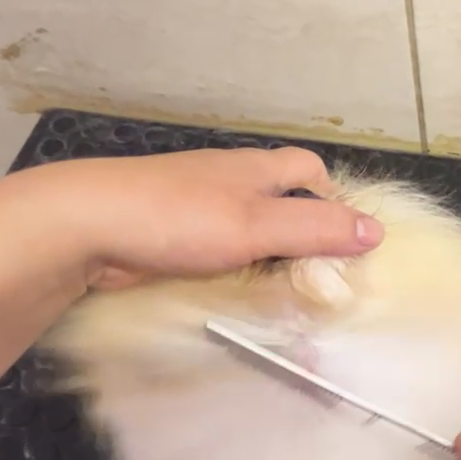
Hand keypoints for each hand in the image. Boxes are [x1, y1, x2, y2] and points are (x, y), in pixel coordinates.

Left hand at [0, 146, 383, 288]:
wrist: (84, 226)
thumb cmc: (179, 217)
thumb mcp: (259, 225)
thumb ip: (317, 229)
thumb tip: (376, 232)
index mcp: (255, 169)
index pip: (311, 170)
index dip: (334, 198)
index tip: (342, 241)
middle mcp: (230, 181)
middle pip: (284, 200)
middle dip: (304, 233)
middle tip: (316, 275)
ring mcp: (199, 206)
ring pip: (252, 227)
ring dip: (272, 255)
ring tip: (283, 291)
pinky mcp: (174, 233)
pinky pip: (222, 248)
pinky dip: (238, 267)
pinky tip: (237, 290)